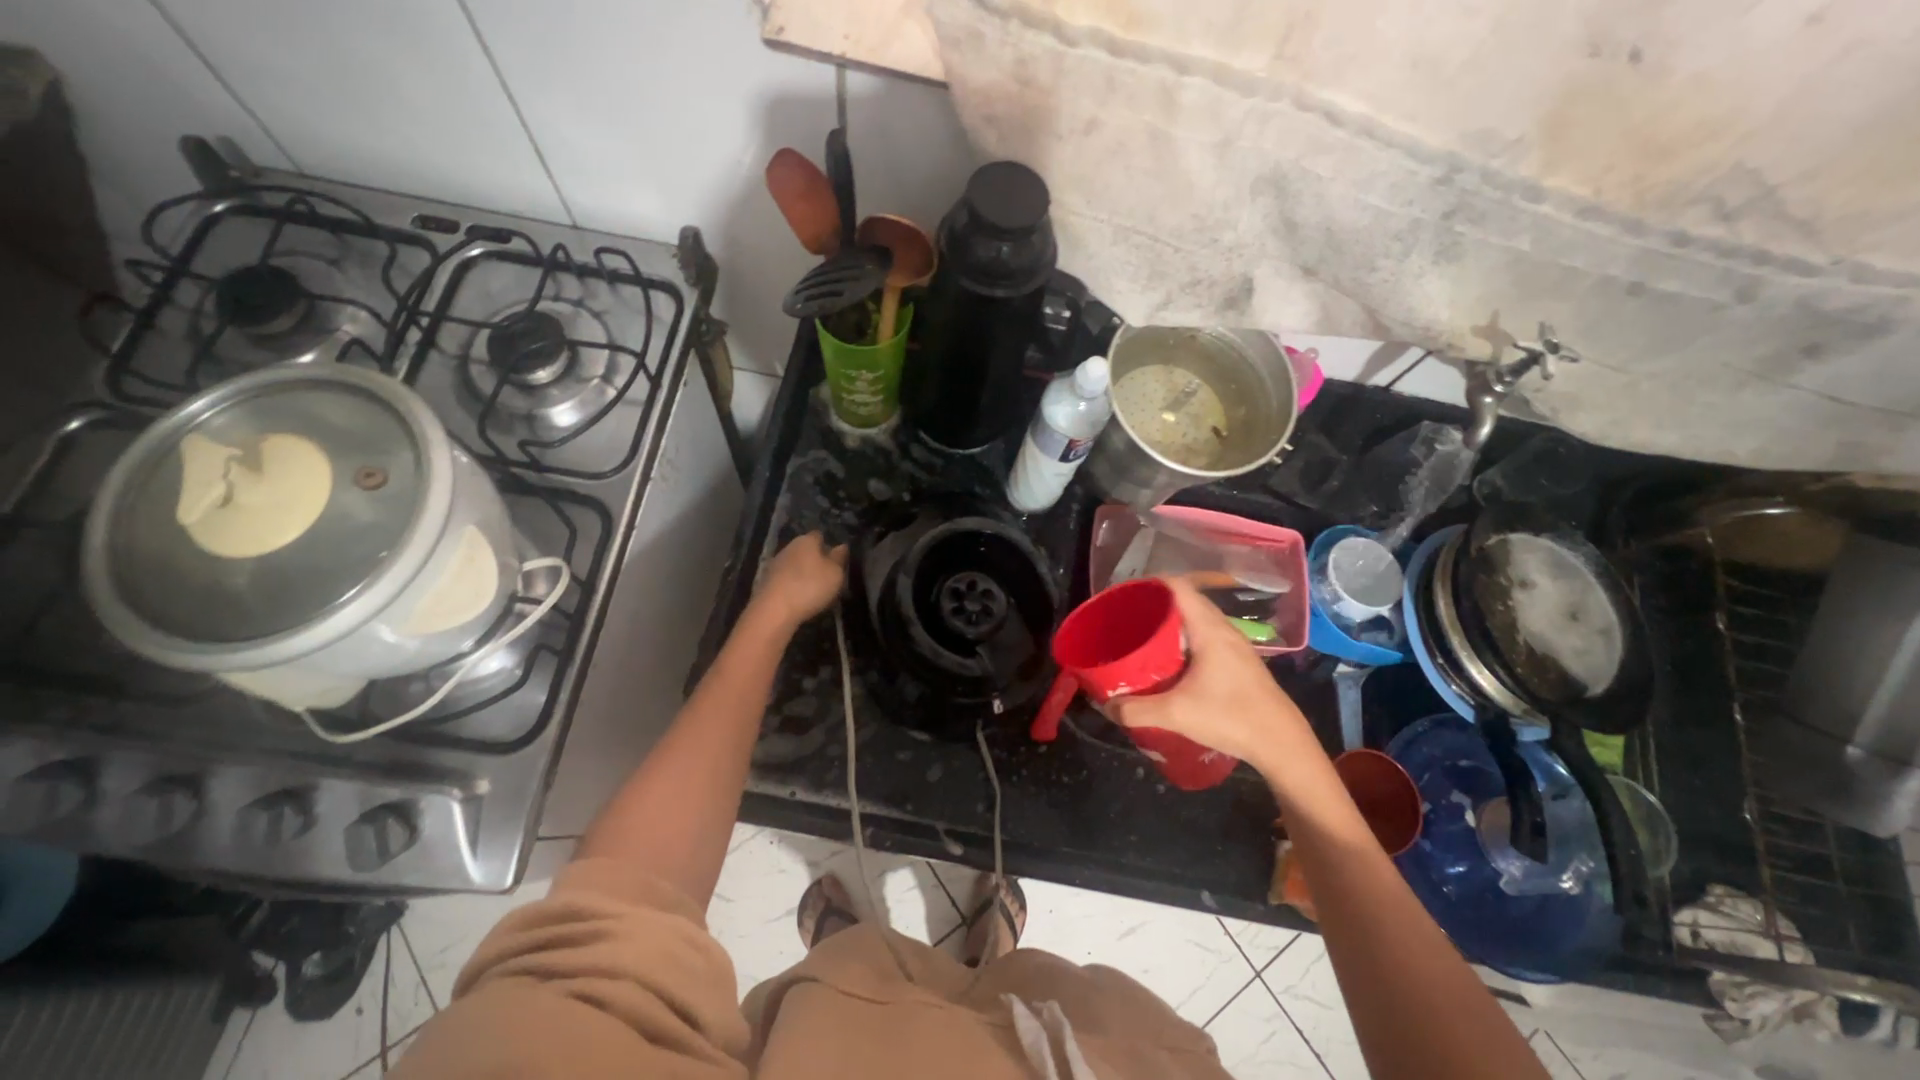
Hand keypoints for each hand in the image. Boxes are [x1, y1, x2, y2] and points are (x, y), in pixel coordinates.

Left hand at [751, 532, 847, 629]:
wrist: (774, 610)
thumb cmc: (810, 586)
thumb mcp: (835, 574)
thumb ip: (839, 559)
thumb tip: (841, 546)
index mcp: (806, 540)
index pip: (819, 536)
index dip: (828, 545)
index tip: (836, 559)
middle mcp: (788, 547)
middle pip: (805, 550)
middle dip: (815, 560)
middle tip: (827, 576)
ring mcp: (775, 564)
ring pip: (794, 565)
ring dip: (803, 574)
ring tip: (814, 590)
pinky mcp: (766, 581)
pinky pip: (785, 579)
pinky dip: (792, 585)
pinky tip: (799, 598)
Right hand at [1107, 577, 1319, 770]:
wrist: (1282, 744)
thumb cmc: (1231, 718)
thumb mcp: (1176, 715)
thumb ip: (1136, 710)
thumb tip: (1106, 706)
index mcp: (1209, 629)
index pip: (1178, 586)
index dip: (1150, 583)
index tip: (1125, 595)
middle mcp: (1224, 630)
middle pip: (1186, 602)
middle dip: (1156, 606)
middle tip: (1127, 620)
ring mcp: (1236, 646)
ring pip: (1198, 622)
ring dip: (1172, 625)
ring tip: (1144, 640)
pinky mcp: (1241, 664)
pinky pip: (1206, 639)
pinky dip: (1185, 641)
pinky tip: (1171, 664)